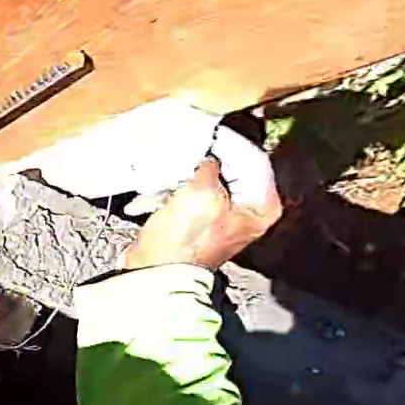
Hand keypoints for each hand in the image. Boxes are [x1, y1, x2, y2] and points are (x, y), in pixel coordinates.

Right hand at [123, 155, 281, 270]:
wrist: (153, 272)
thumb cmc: (182, 239)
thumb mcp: (199, 196)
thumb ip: (207, 170)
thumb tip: (204, 156)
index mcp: (260, 205)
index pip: (252, 161)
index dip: (229, 145)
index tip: (207, 131)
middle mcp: (245, 210)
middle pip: (226, 173)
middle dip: (196, 165)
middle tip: (175, 155)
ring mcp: (218, 218)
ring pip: (199, 185)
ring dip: (172, 183)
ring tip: (151, 186)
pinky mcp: (191, 224)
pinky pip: (181, 199)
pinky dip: (162, 197)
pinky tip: (143, 203)